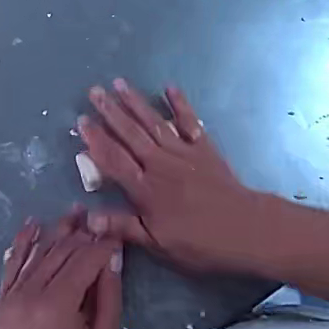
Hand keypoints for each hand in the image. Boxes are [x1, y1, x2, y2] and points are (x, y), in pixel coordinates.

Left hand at [0, 213, 121, 328]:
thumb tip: (112, 255)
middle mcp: (32, 293)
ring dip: (56, 231)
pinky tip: (33, 224)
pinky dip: (23, 242)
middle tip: (97, 217)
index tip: (116, 234)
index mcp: (58, 304)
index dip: (102, 245)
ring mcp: (13, 294)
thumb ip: (108, 297)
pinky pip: (13, 263)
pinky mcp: (3, 299)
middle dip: (81, 233)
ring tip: (73, 213)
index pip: (84, 261)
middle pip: (61, 252)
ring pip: (39, 252)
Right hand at [79, 79, 284, 275]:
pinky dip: (179, 104)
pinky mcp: (203, 149)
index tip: (81, 121)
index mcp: (145, 188)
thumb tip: (87, 218)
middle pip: (130, 134)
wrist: (247, 231)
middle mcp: (159, 164)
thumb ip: (123, 227)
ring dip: (135, 102)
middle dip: (110, 112)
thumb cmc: (200, 243)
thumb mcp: (158, 244)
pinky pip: (189, 122)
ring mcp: (182, 153)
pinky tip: (169, 88)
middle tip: (93, 91)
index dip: (96, 140)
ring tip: (119, 83)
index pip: (113, 159)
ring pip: (153, 123)